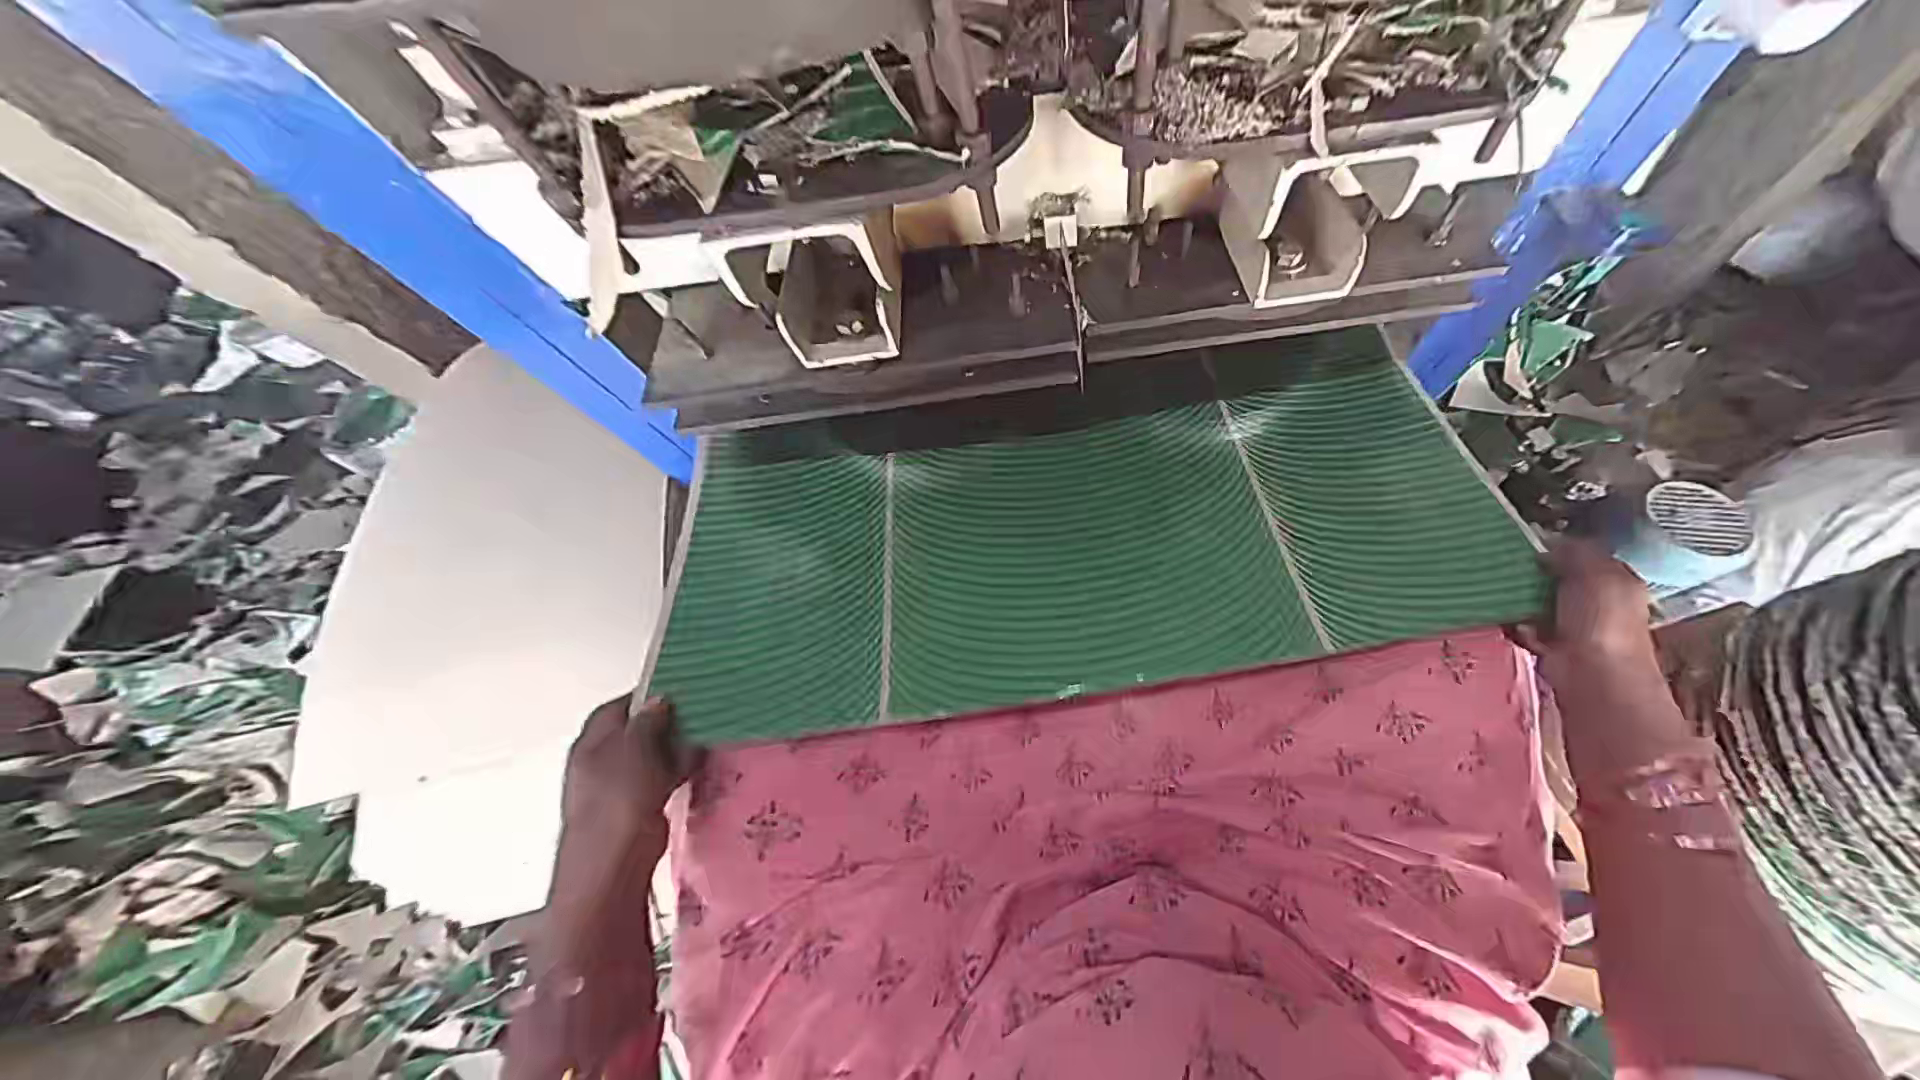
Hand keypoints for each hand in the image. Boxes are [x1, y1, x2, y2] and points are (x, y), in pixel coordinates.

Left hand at [561, 695, 700, 852]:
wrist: (616, 860)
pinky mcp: (640, 804)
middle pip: (637, 730)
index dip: (644, 696)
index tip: (673, 690)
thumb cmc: (618, 799)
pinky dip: (679, 769)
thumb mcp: (635, 746)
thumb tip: (658, 701)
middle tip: (691, 713)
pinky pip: (663, 777)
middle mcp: (602, 761)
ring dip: (675, 746)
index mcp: (591, 743)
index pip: (618, 707)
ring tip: (699, 737)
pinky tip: (695, 765)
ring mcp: (621, 785)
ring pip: (653, 754)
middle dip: (664, 722)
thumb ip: (648, 720)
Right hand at [1511, 539, 1660, 686]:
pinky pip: (1522, 623)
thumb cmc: (1601, 620)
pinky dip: (1512, 620)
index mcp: (1616, 581)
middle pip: (1556, 577)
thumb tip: (1549, 538)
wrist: (1591, 672)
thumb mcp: (1597, 573)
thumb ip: (1576, 551)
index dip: (1557, 547)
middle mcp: (1597, 601)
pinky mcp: (1548, 642)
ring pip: (1536, 599)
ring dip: (1517, 596)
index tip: (1525, 541)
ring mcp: (1572, 623)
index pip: (1583, 555)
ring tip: (1496, 585)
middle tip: (1504, 562)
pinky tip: (1505, 617)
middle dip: (1532, 571)